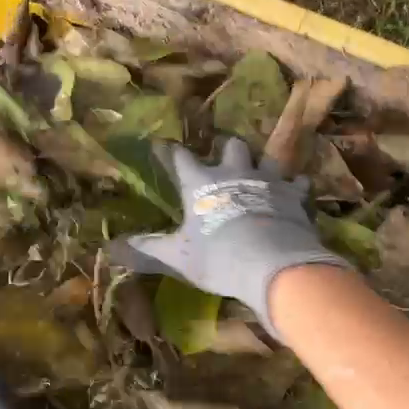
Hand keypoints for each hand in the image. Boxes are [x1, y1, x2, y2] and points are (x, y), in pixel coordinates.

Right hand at [110, 138, 349, 336]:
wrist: (273, 263)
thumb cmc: (218, 258)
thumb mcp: (176, 258)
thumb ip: (145, 250)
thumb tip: (109, 248)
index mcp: (200, 182)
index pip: (179, 157)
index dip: (170, 151)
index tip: (162, 146)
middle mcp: (235, 172)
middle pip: (231, 145)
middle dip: (226, 148)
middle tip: (224, 156)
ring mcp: (269, 180)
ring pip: (268, 157)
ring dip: (264, 163)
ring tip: (262, 170)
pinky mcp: (296, 196)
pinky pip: (299, 183)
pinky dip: (296, 188)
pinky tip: (297, 192)